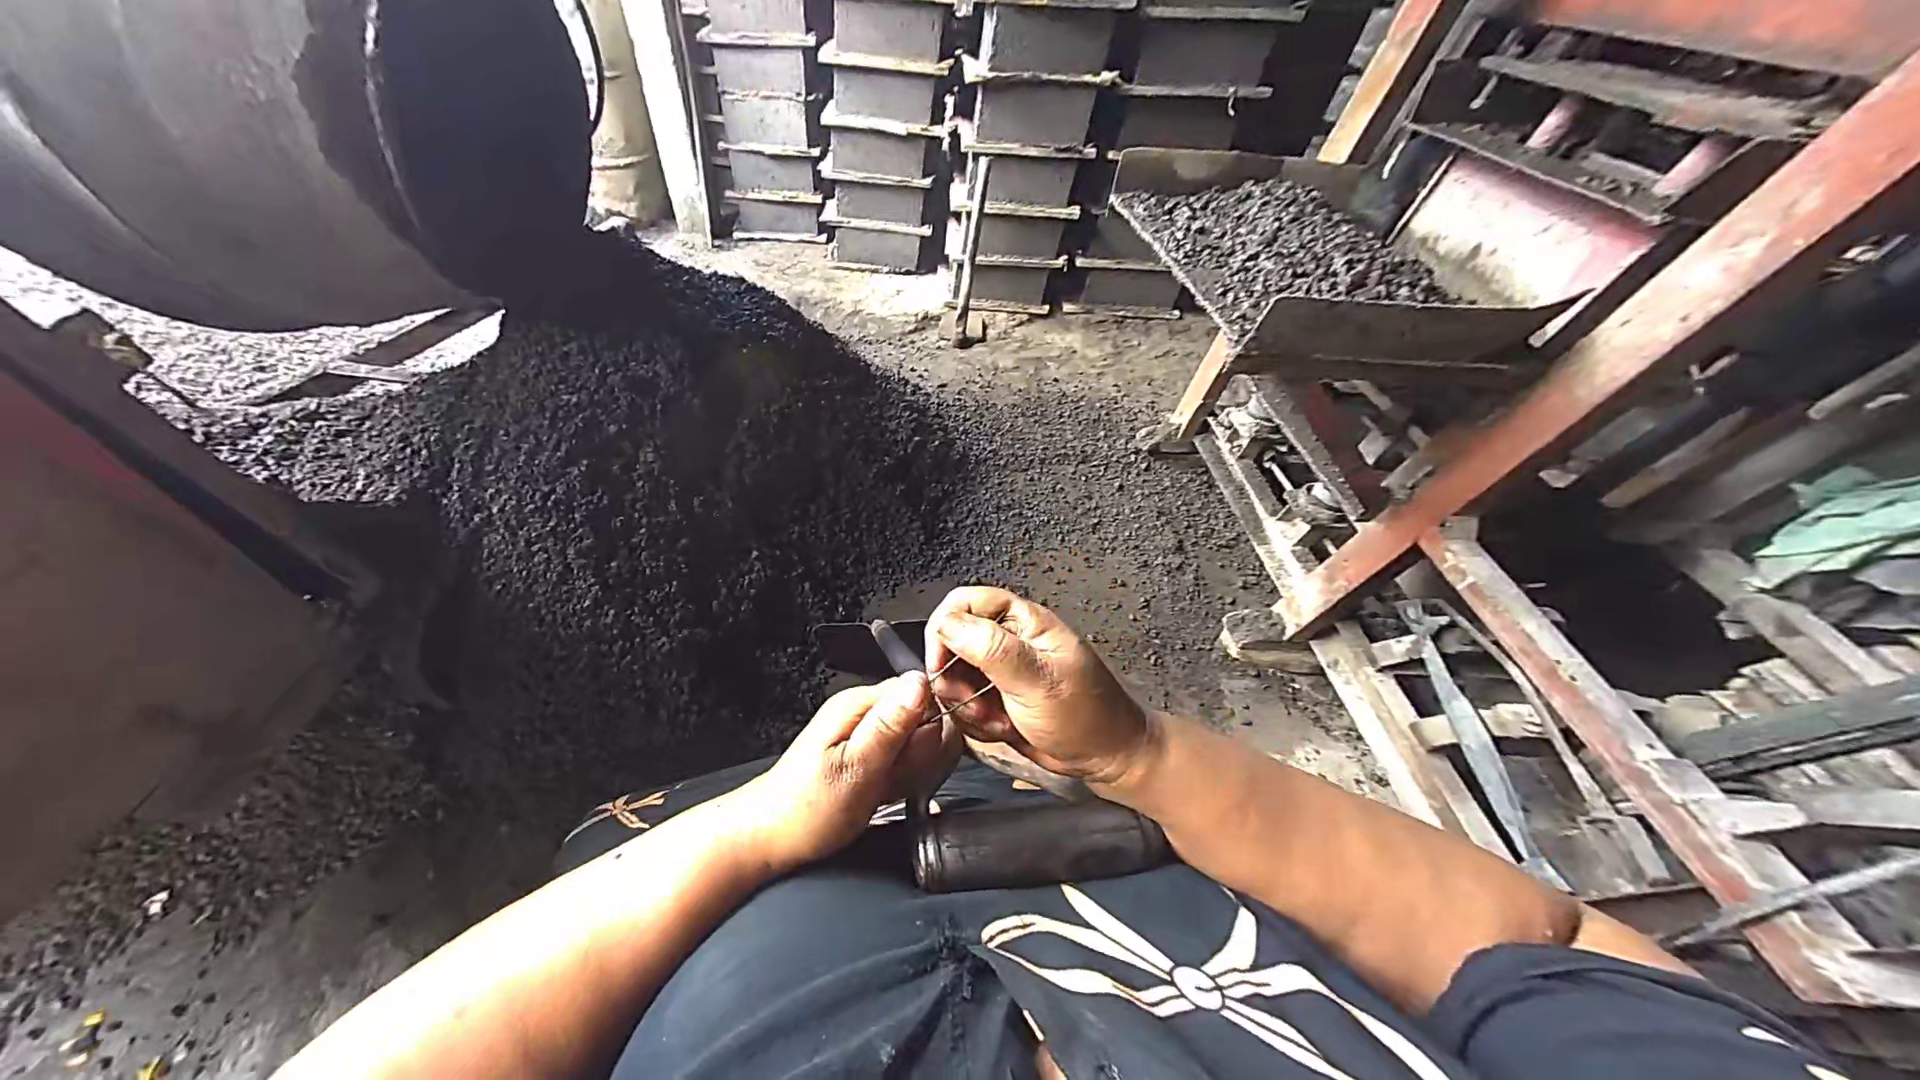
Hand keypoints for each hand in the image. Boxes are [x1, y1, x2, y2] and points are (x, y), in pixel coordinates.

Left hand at [736, 673, 961, 873]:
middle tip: (890, 777)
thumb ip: (891, 726)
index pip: (924, 693)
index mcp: (859, 704)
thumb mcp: (855, 768)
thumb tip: (921, 683)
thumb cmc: (804, 809)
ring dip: (911, 771)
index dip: (929, 727)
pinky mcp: (870, 756)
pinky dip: (902, 781)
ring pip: (918, 745)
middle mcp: (864, 712)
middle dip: (920, 754)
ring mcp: (867, 735)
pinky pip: (906, 762)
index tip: (913, 756)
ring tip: (882, 788)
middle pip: (924, 719)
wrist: (771, 839)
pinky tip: (883, 793)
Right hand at [925, 587, 1154, 787]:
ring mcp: (1001, 670)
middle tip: (976, 702)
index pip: (964, 603)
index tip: (941, 664)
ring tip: (998, 719)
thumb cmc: (1090, 716)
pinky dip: (975, 722)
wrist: (1108, 758)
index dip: (944, 630)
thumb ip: (991, 649)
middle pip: (951, 641)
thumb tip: (947, 623)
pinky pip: (965, 703)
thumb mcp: (1039, 681)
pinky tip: (1003, 728)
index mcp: (1023, 621)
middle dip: (955, 677)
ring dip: (967, 705)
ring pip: (954, 677)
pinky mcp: (997, 698)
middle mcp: (1009, 640)